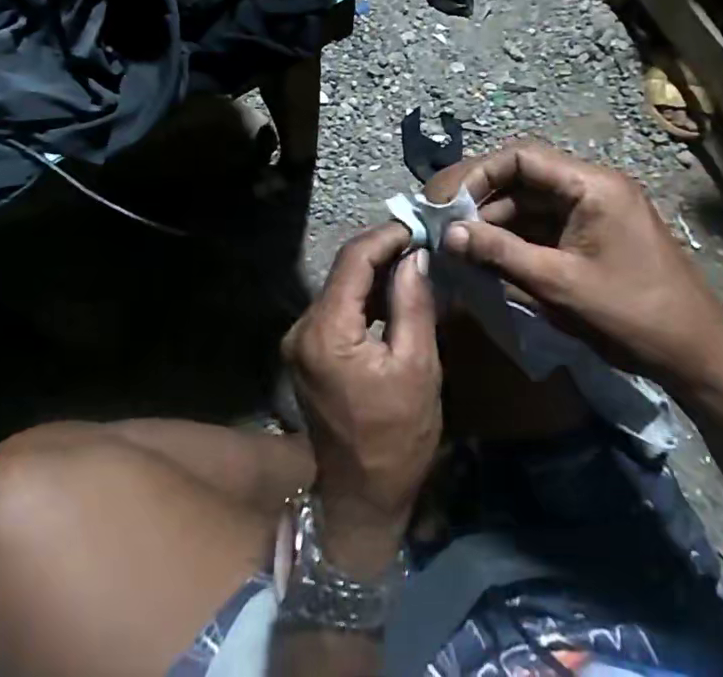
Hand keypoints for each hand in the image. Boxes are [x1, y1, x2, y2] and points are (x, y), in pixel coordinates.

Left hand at [282, 223, 440, 574]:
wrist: (362, 495)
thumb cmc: (397, 435)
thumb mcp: (417, 366)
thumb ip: (413, 304)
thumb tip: (414, 257)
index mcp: (326, 331)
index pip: (353, 261)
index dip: (386, 237)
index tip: (418, 228)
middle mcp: (302, 329)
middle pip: (342, 273)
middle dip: (382, 254)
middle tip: (422, 244)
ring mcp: (300, 343)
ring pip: (339, 290)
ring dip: (374, 276)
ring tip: (415, 265)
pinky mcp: (306, 354)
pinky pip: (336, 312)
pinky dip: (364, 300)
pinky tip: (393, 297)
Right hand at [426, 142, 722, 389]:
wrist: (693, 353)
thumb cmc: (631, 314)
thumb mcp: (559, 283)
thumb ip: (500, 252)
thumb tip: (447, 233)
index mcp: (592, 185)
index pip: (522, 157)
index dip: (477, 174)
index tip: (444, 203)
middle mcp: (591, 188)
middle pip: (523, 178)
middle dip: (479, 199)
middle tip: (439, 223)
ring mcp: (592, 212)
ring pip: (528, 204)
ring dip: (492, 221)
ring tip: (454, 244)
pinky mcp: (590, 237)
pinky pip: (542, 227)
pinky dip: (512, 240)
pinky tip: (483, 256)